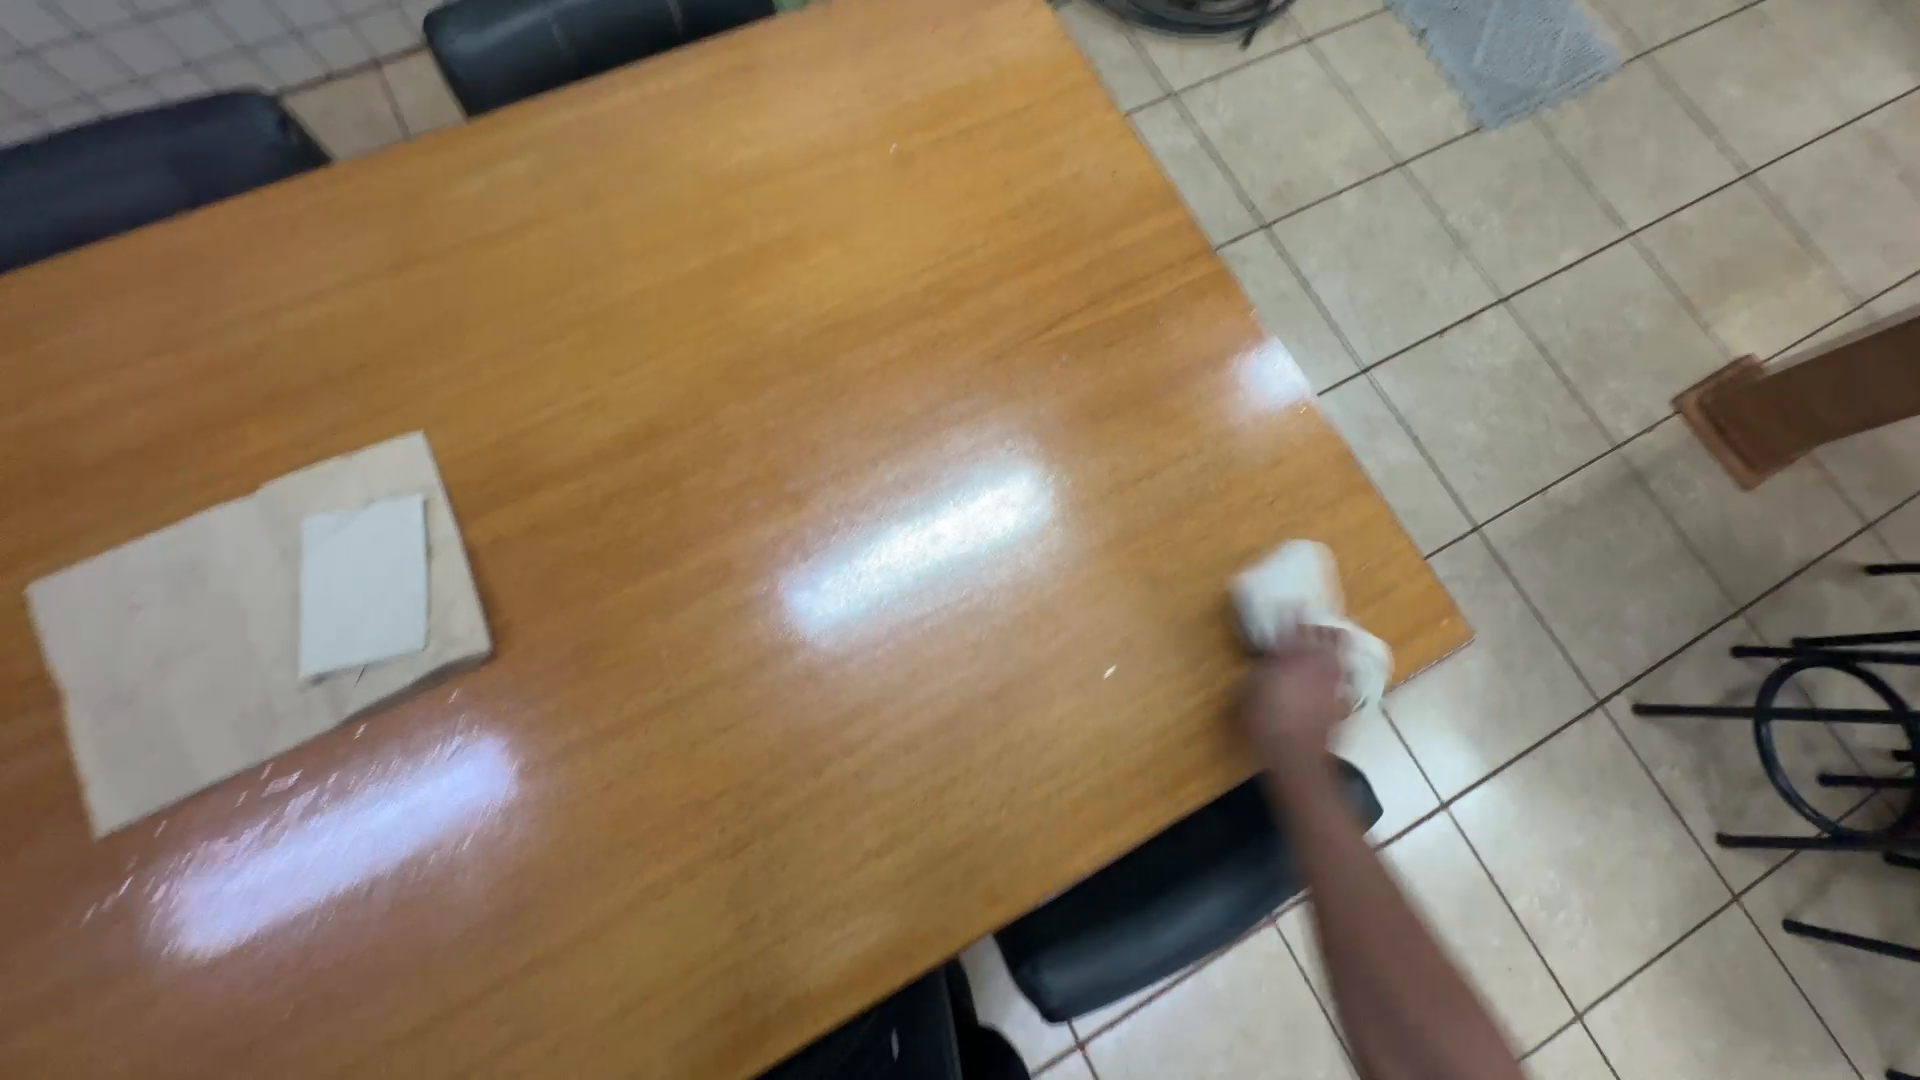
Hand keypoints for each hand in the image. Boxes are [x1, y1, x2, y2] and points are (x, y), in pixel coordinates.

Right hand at [1241, 621, 1351, 761]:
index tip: (1297, 602)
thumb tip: (1270, 657)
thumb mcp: (1250, 690)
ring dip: (1338, 649)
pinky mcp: (1339, 706)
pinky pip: (1343, 683)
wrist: (1296, 757)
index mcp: (1290, 661)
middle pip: (1325, 643)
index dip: (1293, 615)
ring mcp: (1330, 688)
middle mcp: (1314, 670)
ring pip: (1338, 661)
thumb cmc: (1265, 722)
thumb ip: (1263, 669)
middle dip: (1325, 631)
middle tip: (1324, 623)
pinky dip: (1341, 675)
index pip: (1292, 631)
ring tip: (1339, 641)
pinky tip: (1339, 676)